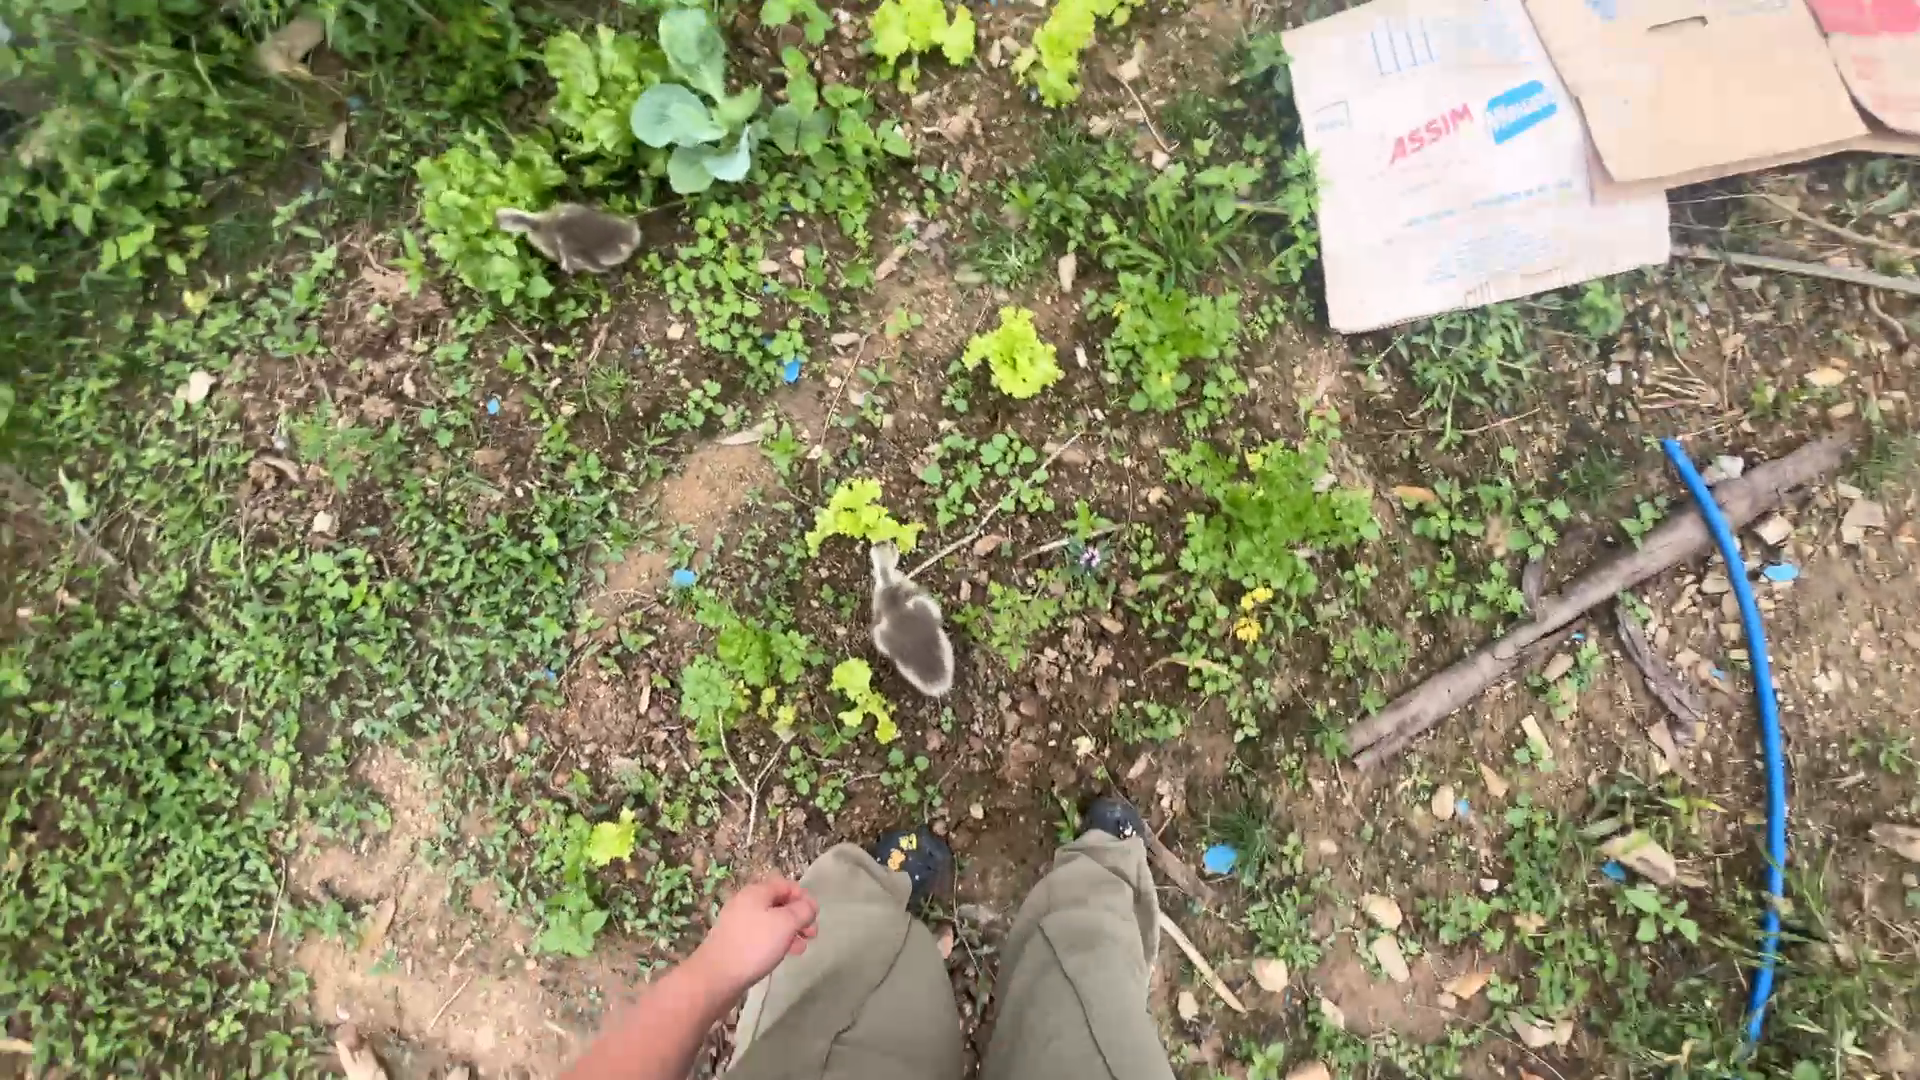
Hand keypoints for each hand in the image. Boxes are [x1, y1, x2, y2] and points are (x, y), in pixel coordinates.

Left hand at [689, 877, 819, 997]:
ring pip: (771, 922)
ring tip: (801, 948)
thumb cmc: (753, 946)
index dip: (804, 897)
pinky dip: (775, 942)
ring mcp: (737, 924)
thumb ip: (802, 911)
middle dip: (798, 917)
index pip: (787, 885)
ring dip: (789, 931)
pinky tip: (783, 955)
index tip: (816, 915)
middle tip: (812, 934)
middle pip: (779, 903)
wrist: (714, 979)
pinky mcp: (733, 944)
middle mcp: (746, 903)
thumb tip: (809, 906)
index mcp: (757, 892)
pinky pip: (760, 936)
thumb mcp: (786, 923)